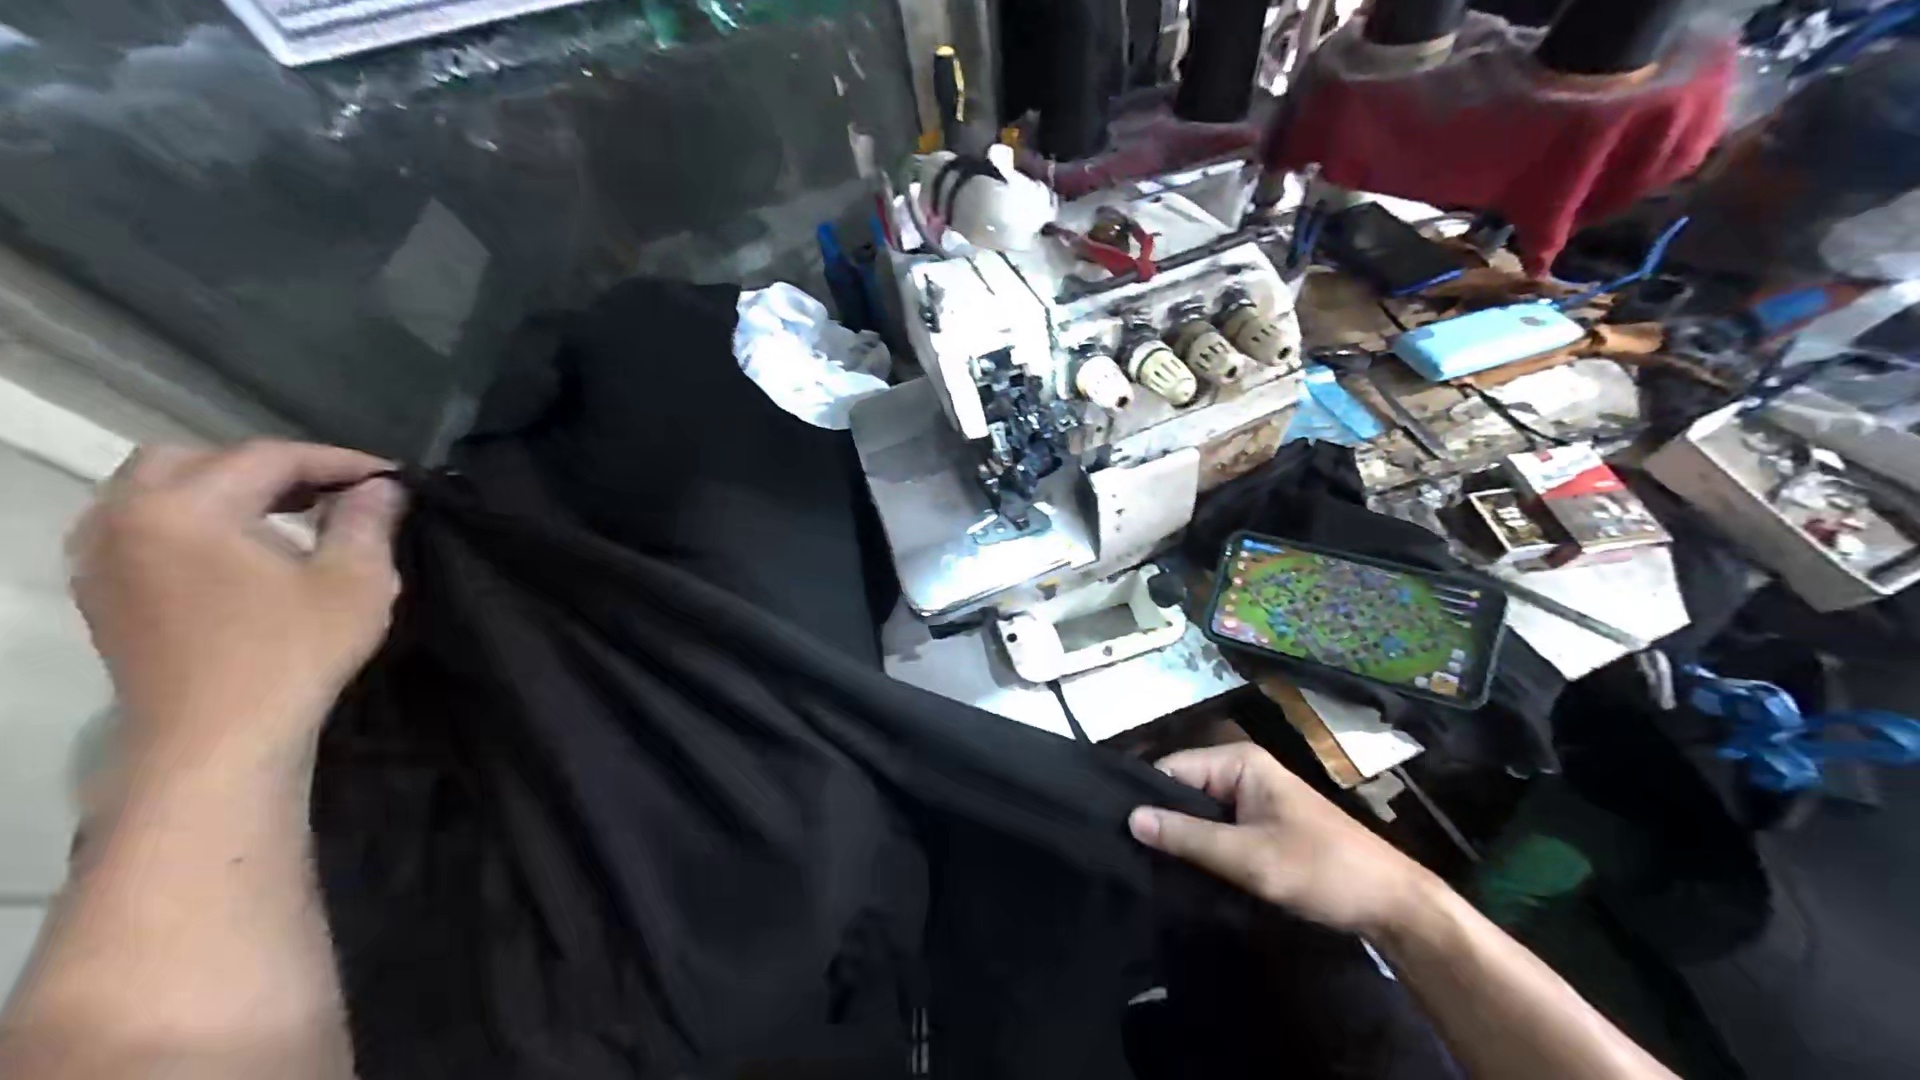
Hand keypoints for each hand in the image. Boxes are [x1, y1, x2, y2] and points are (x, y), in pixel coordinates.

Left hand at [68, 441, 404, 773]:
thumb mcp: (355, 581)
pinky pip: (144, 527)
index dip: (337, 460)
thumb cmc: (293, 652)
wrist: (220, 738)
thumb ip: (368, 521)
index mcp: (183, 509)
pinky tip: (244, 548)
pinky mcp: (105, 592)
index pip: (267, 456)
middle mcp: (124, 520)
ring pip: (159, 491)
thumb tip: (381, 487)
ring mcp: (103, 558)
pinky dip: (196, 520)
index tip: (390, 476)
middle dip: (271, 467)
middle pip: (196, 460)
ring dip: (229, 491)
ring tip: (292, 514)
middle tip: (333, 491)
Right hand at [1130, 742, 1436, 935]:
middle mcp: (1240, 771)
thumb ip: (1189, 837)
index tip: (1120, 832)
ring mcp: (1250, 798)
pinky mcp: (1258, 824)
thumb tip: (1131, 818)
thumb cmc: (1322, 870)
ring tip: (1150, 864)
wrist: (1394, 906)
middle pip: (1182, 789)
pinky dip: (1201, 846)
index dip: (1147, 799)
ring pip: (1197, 812)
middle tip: (1132, 854)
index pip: (1172, 769)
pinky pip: (1215, 828)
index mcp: (1238, 761)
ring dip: (1181, 837)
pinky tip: (1183, 869)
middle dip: (1162, 820)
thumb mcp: (1250, 857)